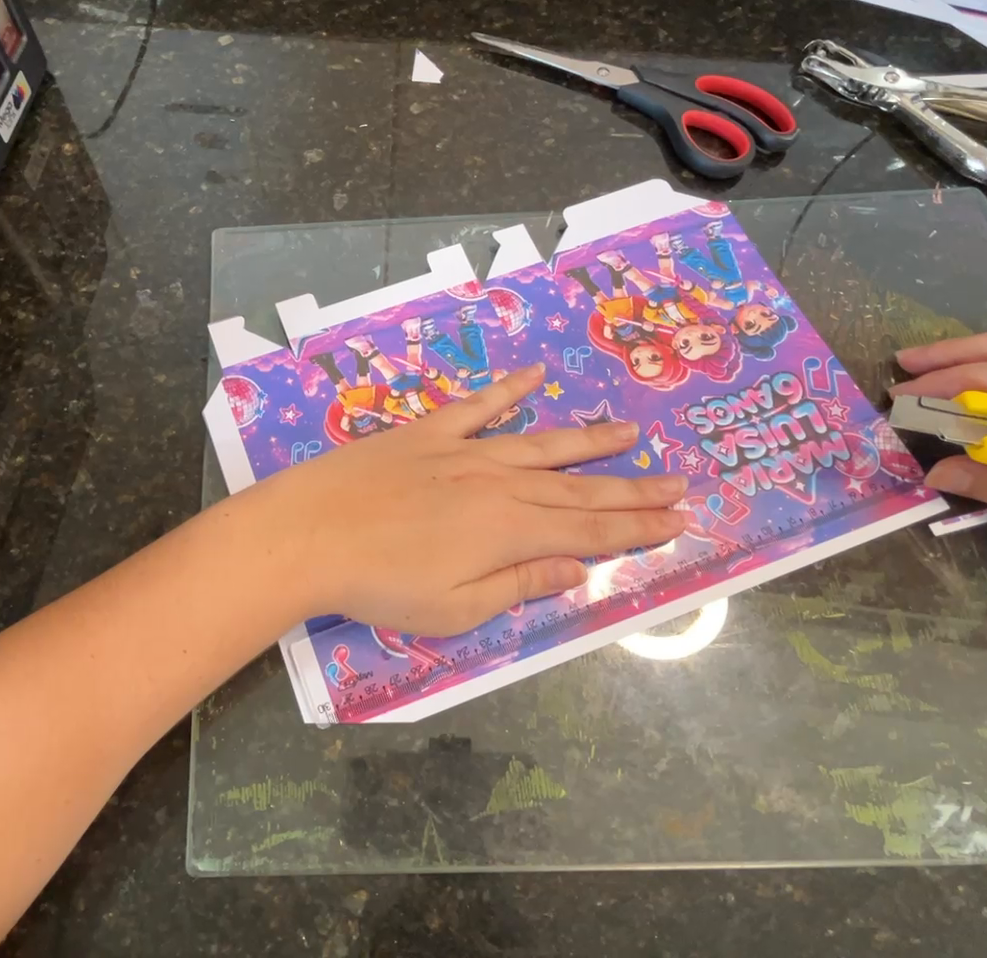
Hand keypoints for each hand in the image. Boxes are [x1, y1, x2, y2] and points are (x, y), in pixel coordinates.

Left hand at [237, 365, 687, 636]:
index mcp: (509, 532)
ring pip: (540, 444)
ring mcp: (462, 452)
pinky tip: (533, 376)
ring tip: (630, 433)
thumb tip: (576, 573)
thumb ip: (519, 587)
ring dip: (589, 441)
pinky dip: (506, 391)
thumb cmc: (378, 585)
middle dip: (632, 490)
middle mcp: (498, 484)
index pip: (589, 533)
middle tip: (679, 483)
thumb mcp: (454, 609)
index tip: (679, 522)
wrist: (307, 534)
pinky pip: (476, 407)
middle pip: (577, 489)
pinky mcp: (425, 433)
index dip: (637, 530)